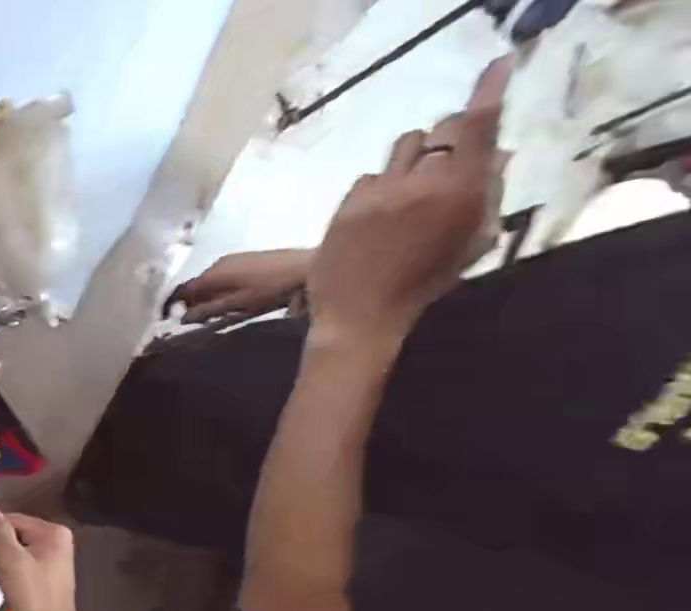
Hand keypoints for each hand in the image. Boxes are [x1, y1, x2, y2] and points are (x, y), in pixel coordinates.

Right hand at [0, 504, 92, 610]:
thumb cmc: (31, 592)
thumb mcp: (10, 559)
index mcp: (52, 531)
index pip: (12, 519)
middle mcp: (59, 537)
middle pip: (17, 531)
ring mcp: (57, 553)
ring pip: (20, 544)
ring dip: (4, 555)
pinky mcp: (52, 567)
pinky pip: (27, 556)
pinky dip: (14, 564)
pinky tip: (8, 578)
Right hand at [165, 249, 313, 323]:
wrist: (308, 267)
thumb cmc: (269, 289)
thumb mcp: (236, 305)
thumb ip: (207, 311)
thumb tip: (182, 319)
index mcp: (212, 274)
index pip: (182, 290)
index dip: (174, 306)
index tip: (174, 321)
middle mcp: (218, 263)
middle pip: (196, 285)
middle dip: (193, 302)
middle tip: (199, 320)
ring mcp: (234, 258)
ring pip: (210, 280)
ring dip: (209, 296)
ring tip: (218, 311)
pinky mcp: (248, 258)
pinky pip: (224, 275)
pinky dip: (222, 288)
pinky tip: (233, 298)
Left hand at [306, 57, 509, 347]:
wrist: (360, 313)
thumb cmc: (424, 281)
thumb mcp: (474, 238)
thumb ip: (487, 190)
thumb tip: (495, 152)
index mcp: (459, 188)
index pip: (477, 123)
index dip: (488, 90)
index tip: (497, 66)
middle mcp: (417, 183)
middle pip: (438, 131)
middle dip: (448, 137)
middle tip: (447, 159)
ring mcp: (375, 196)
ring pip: (400, 150)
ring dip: (412, 159)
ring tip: (408, 189)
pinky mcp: (343, 210)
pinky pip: (367, 179)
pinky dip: (378, 186)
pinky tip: (377, 211)